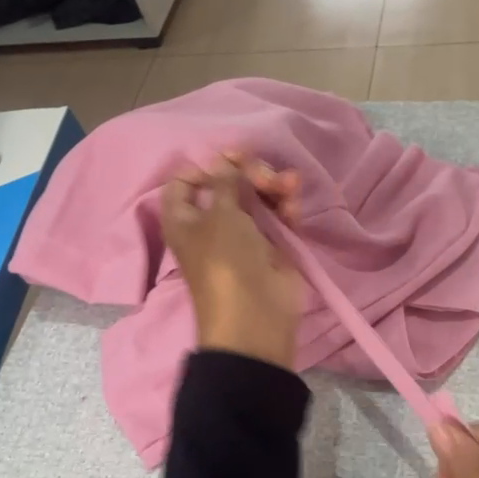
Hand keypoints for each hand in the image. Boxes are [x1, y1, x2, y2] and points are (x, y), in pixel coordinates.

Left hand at [159, 153, 304, 369]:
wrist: (255, 318)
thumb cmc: (226, 262)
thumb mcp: (220, 215)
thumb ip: (225, 181)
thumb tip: (223, 159)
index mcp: (185, 219)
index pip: (184, 182)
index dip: (204, 166)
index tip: (227, 161)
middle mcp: (213, 224)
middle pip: (229, 184)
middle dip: (249, 173)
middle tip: (264, 176)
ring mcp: (245, 235)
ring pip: (258, 198)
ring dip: (273, 186)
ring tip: (290, 184)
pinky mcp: (273, 247)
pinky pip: (279, 217)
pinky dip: (286, 206)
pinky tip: (294, 201)